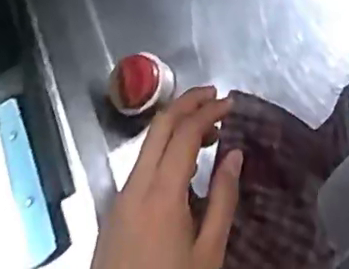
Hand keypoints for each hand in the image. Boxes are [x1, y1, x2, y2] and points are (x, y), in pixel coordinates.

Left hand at [91, 86, 242, 268]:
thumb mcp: (208, 254)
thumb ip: (223, 199)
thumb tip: (235, 154)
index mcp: (161, 192)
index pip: (185, 131)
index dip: (209, 110)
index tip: (231, 102)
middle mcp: (135, 185)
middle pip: (159, 125)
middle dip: (188, 103)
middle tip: (216, 96)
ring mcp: (119, 198)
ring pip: (148, 144)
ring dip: (176, 126)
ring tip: (208, 130)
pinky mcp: (113, 214)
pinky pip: (141, 166)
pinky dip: (164, 150)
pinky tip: (183, 165)